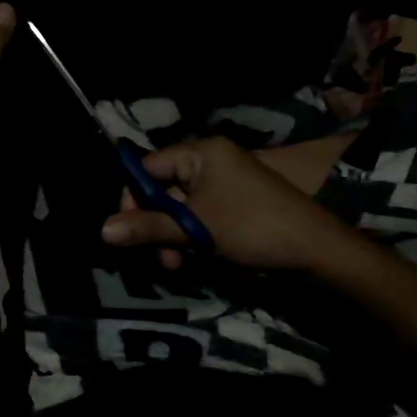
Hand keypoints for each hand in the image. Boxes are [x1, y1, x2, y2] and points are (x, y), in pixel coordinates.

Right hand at [101, 137, 349, 270]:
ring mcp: (225, 184)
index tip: (125, 229)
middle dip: (154, 225)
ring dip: (171, 237)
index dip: (132, 197)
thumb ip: (149, 226)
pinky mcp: (234, 206)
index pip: (149, 166)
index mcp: (202, 152)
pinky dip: (191, 237)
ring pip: (180, 208)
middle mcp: (211, 161)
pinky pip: (200, 217)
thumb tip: (102, 230)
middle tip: (157, 258)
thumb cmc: (252, 226)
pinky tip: (190, 260)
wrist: (314, 246)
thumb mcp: (196, 228)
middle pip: (163, 189)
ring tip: (175, 265)